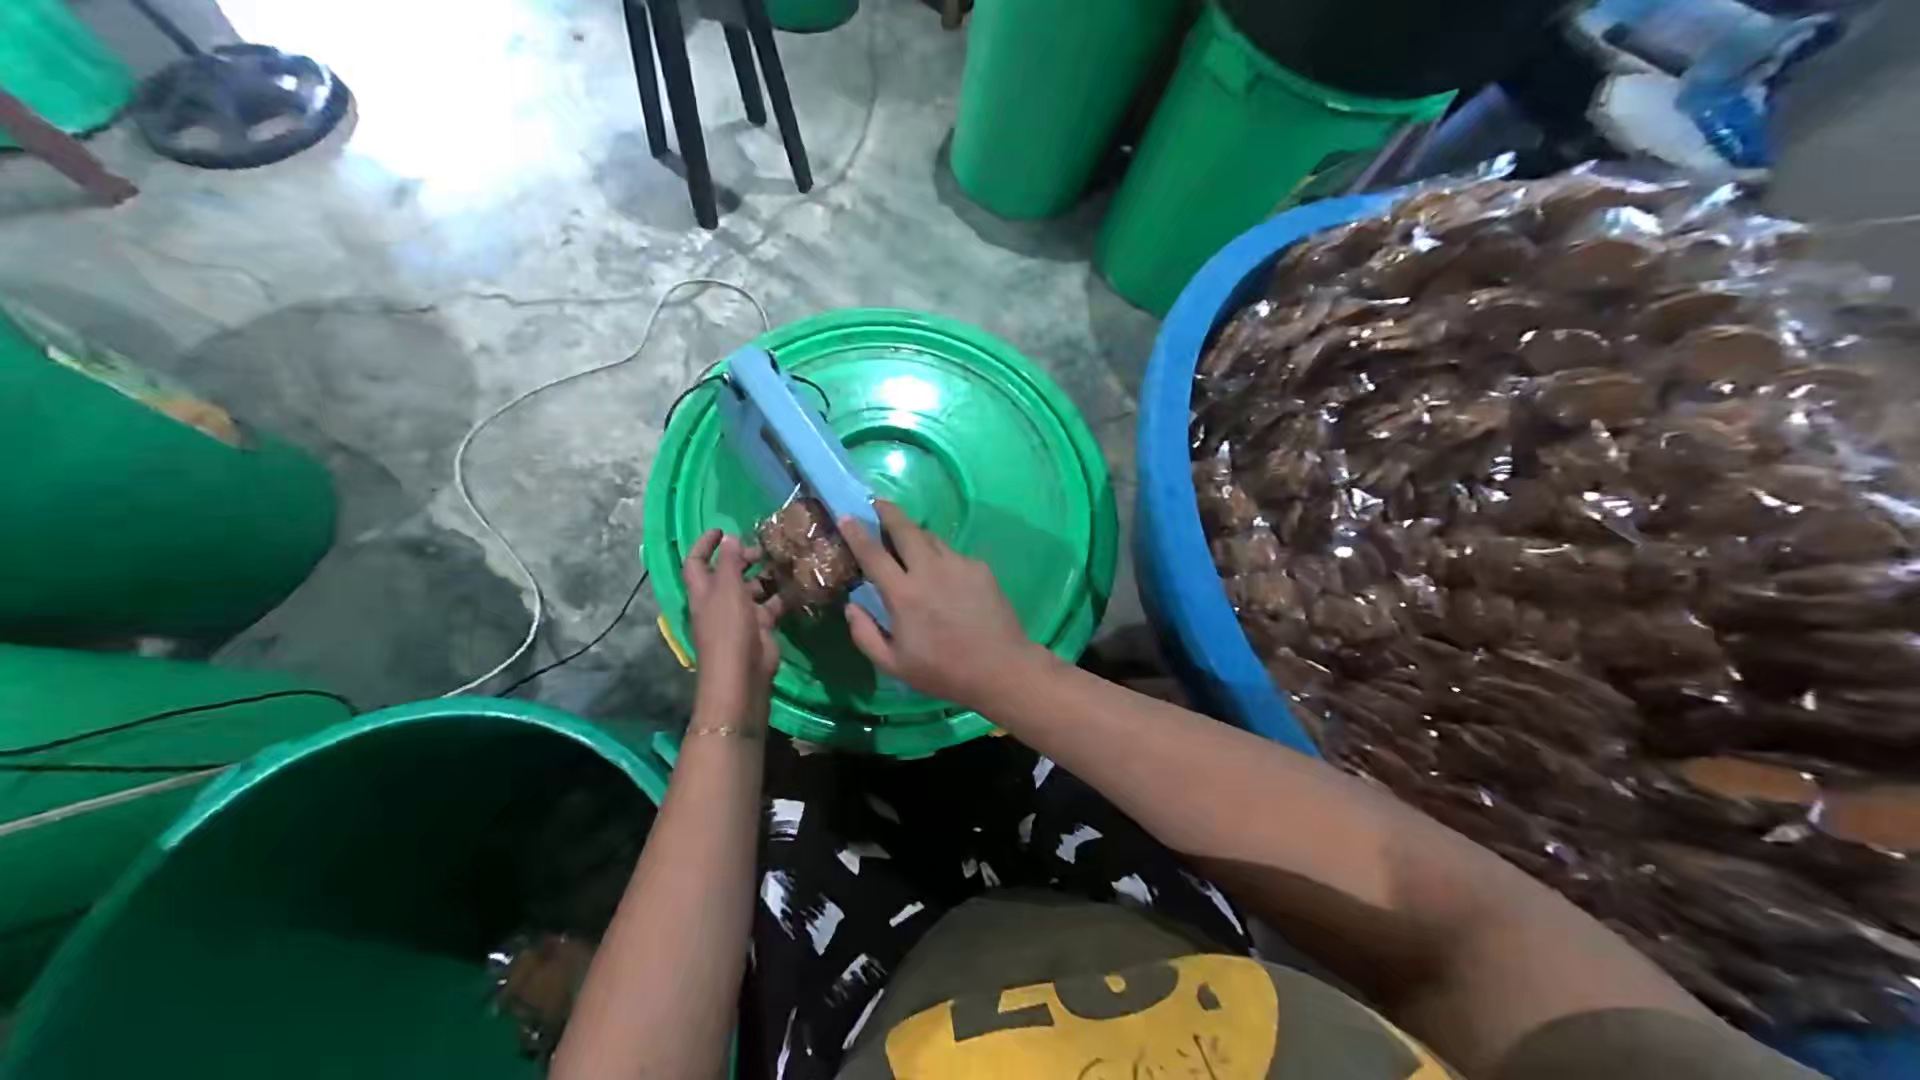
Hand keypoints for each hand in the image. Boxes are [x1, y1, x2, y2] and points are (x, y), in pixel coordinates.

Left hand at [682, 530, 783, 708]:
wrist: (742, 672)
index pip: (696, 562)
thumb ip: (730, 562)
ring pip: (752, 589)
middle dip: (743, 559)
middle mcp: (719, 601)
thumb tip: (729, 538)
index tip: (721, 529)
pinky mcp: (760, 627)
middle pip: (728, 574)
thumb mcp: (727, 589)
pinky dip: (782, 596)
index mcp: (703, 591)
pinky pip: (771, 606)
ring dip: (765, 576)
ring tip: (785, 562)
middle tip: (764, 548)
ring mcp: (740, 615)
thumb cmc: (728, 628)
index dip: (705, 544)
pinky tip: (798, 584)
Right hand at [838, 500, 1047, 709]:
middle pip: (904, 529)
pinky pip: (952, 554)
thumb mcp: (893, 664)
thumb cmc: (943, 671)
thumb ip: (865, 634)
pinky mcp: (980, 568)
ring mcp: (958, 565)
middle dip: (888, 511)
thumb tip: (851, 605)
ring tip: (908, 540)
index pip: (872, 553)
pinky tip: (942, 573)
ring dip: (914, 533)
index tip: (846, 516)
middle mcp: (929, 570)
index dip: (856, 532)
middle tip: (877, 504)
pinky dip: (940, 556)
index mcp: (903, 594)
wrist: (1000, 668)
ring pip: (930, 538)